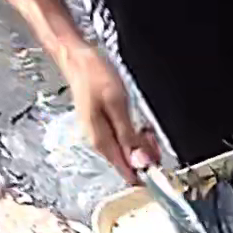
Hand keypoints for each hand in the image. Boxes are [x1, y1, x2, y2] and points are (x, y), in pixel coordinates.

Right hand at [60, 44, 157, 184]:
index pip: (130, 175)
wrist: (76, 57)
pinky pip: (130, 143)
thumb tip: (142, 163)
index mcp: (103, 143)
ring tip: (143, 127)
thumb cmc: (94, 76)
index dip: (148, 171)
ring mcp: (105, 138)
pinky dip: (139, 136)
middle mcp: (103, 145)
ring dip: (144, 144)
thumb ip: (129, 136)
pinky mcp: (109, 131)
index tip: (156, 158)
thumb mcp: (117, 105)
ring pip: (134, 154)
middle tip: (149, 135)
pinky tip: (138, 124)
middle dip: (148, 155)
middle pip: (134, 165)